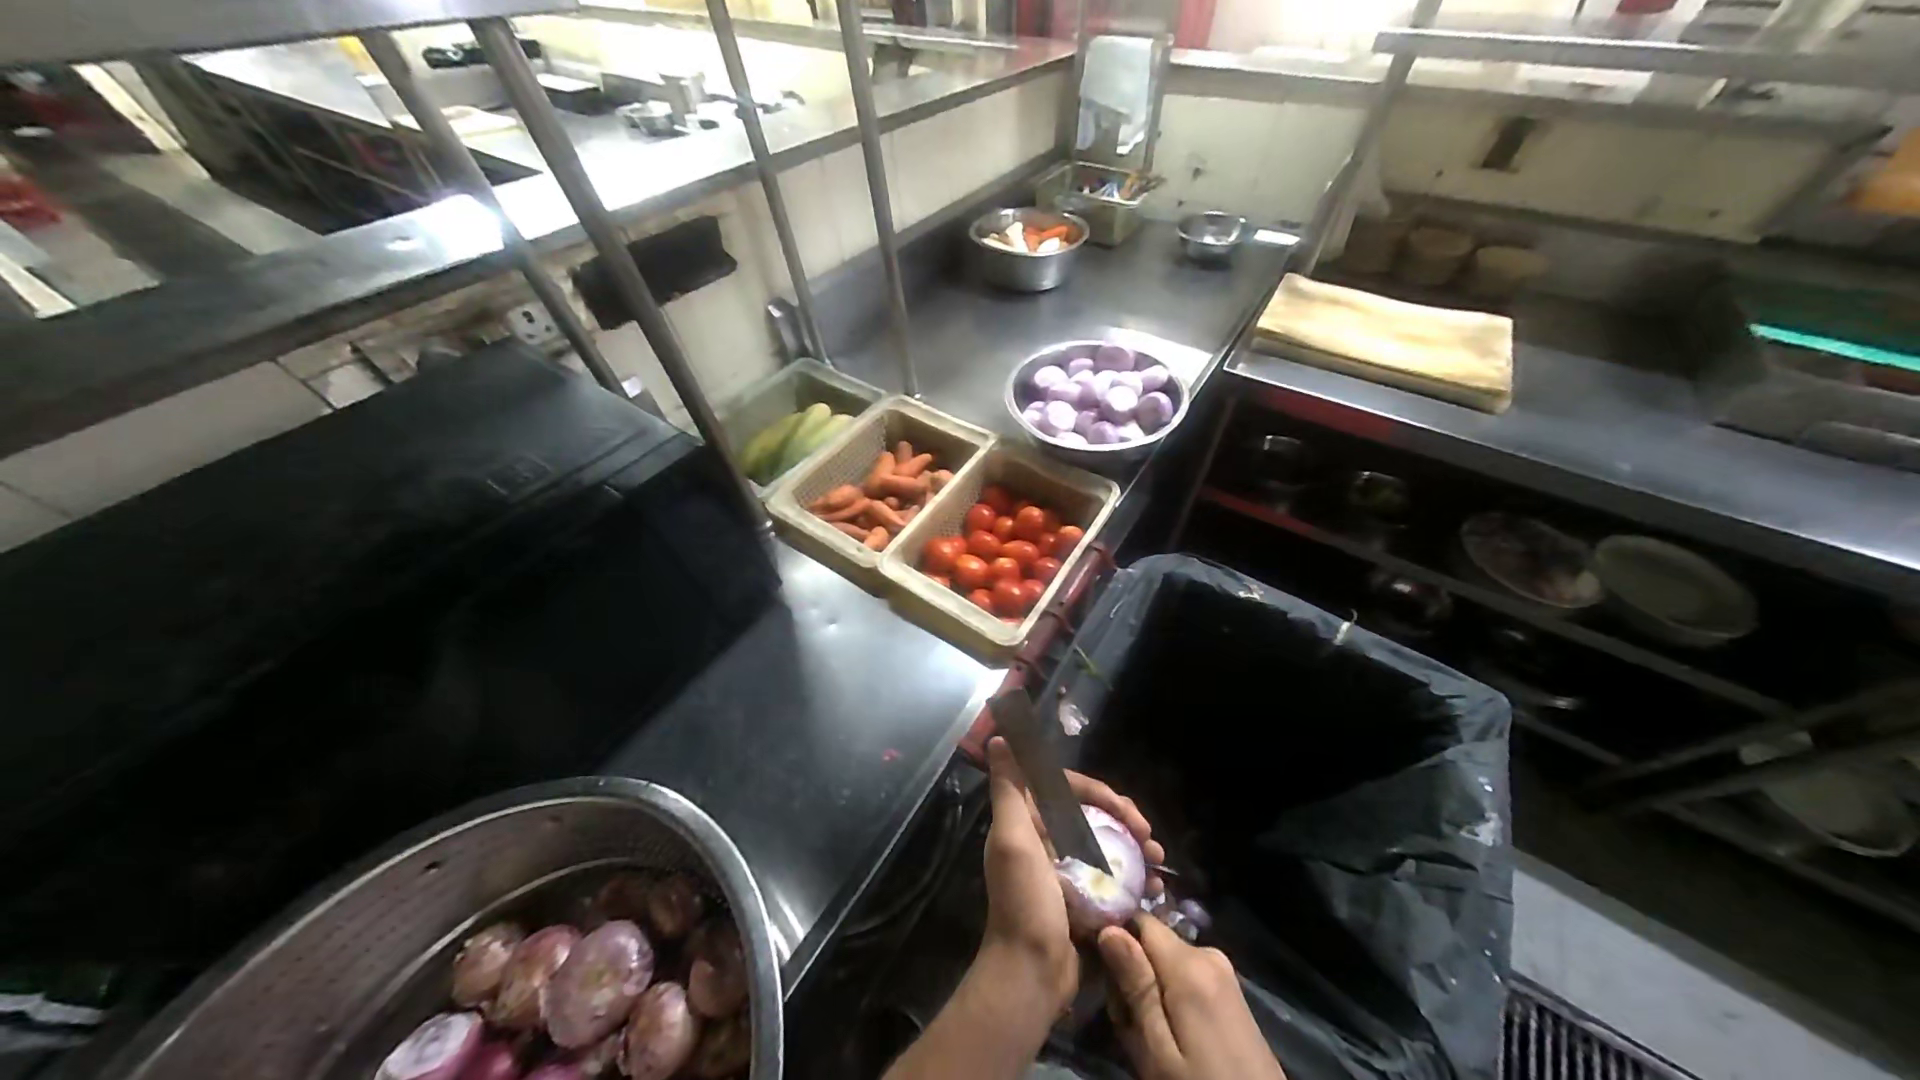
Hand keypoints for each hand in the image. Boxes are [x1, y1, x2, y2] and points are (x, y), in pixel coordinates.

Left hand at [979, 737, 1161, 1012]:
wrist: (1032, 974)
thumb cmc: (1024, 903)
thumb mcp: (1012, 841)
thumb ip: (1008, 790)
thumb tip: (998, 738)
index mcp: (1025, 824)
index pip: (1064, 790)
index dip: (1096, 791)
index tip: (1123, 807)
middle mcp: (1044, 842)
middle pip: (1090, 815)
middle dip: (1123, 818)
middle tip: (1149, 835)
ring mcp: (1066, 872)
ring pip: (1105, 844)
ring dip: (1134, 846)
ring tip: (1158, 859)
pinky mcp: (1083, 899)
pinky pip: (1112, 876)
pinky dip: (1134, 876)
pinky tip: (1155, 886)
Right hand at [1097, 915, 1285, 1079]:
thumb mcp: (1158, 1051)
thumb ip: (1135, 986)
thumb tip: (1108, 927)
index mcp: (1189, 963)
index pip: (1138, 919)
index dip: (1116, 940)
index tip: (1106, 979)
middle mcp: (1208, 954)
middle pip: (1152, 943)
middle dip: (1133, 975)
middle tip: (1128, 1024)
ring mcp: (1224, 973)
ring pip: (1166, 961)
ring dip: (1151, 990)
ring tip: (1149, 1038)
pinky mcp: (1230, 993)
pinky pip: (1186, 977)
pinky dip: (1171, 998)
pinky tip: (1172, 1036)